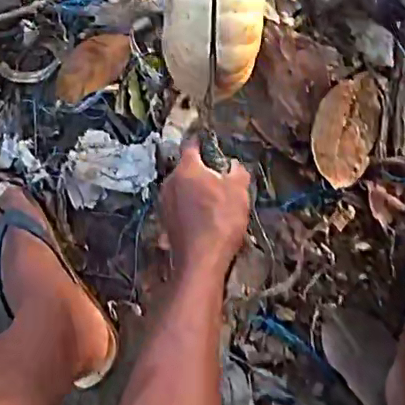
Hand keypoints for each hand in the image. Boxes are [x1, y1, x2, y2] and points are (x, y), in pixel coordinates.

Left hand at [160, 141, 251, 279]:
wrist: (201, 262)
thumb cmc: (221, 219)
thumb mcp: (239, 191)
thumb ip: (237, 171)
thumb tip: (232, 165)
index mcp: (187, 168)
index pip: (191, 145)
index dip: (202, 142)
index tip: (210, 143)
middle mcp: (170, 181)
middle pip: (186, 168)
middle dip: (201, 171)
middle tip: (219, 178)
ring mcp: (164, 202)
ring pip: (181, 188)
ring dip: (194, 190)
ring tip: (213, 201)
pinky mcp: (164, 222)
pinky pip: (179, 206)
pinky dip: (189, 208)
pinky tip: (203, 219)